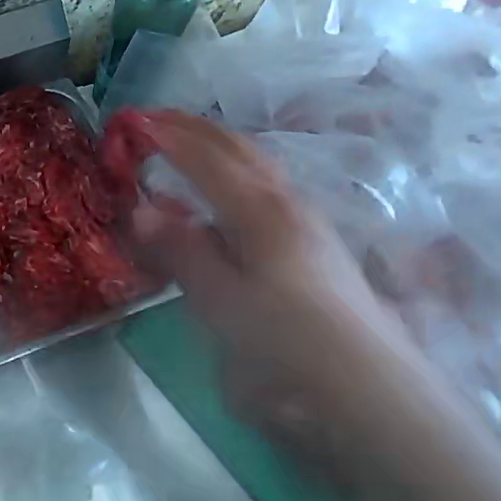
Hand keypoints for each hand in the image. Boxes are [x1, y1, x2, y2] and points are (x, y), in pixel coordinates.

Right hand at [129, 111, 416, 433]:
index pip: (206, 157)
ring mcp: (306, 218)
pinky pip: (266, 184)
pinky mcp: (315, 240)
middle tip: (154, 119)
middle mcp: (285, 201)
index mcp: (259, 209)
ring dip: (216, 145)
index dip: (168, 136)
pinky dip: (234, 169)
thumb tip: (142, 209)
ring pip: (256, 163)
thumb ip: (182, 249)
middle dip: (193, 127)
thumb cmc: (286, 341)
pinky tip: (227, 191)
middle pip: (236, 147)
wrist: (368, 382)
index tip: (132, 121)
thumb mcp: (220, 300)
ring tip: (186, 143)